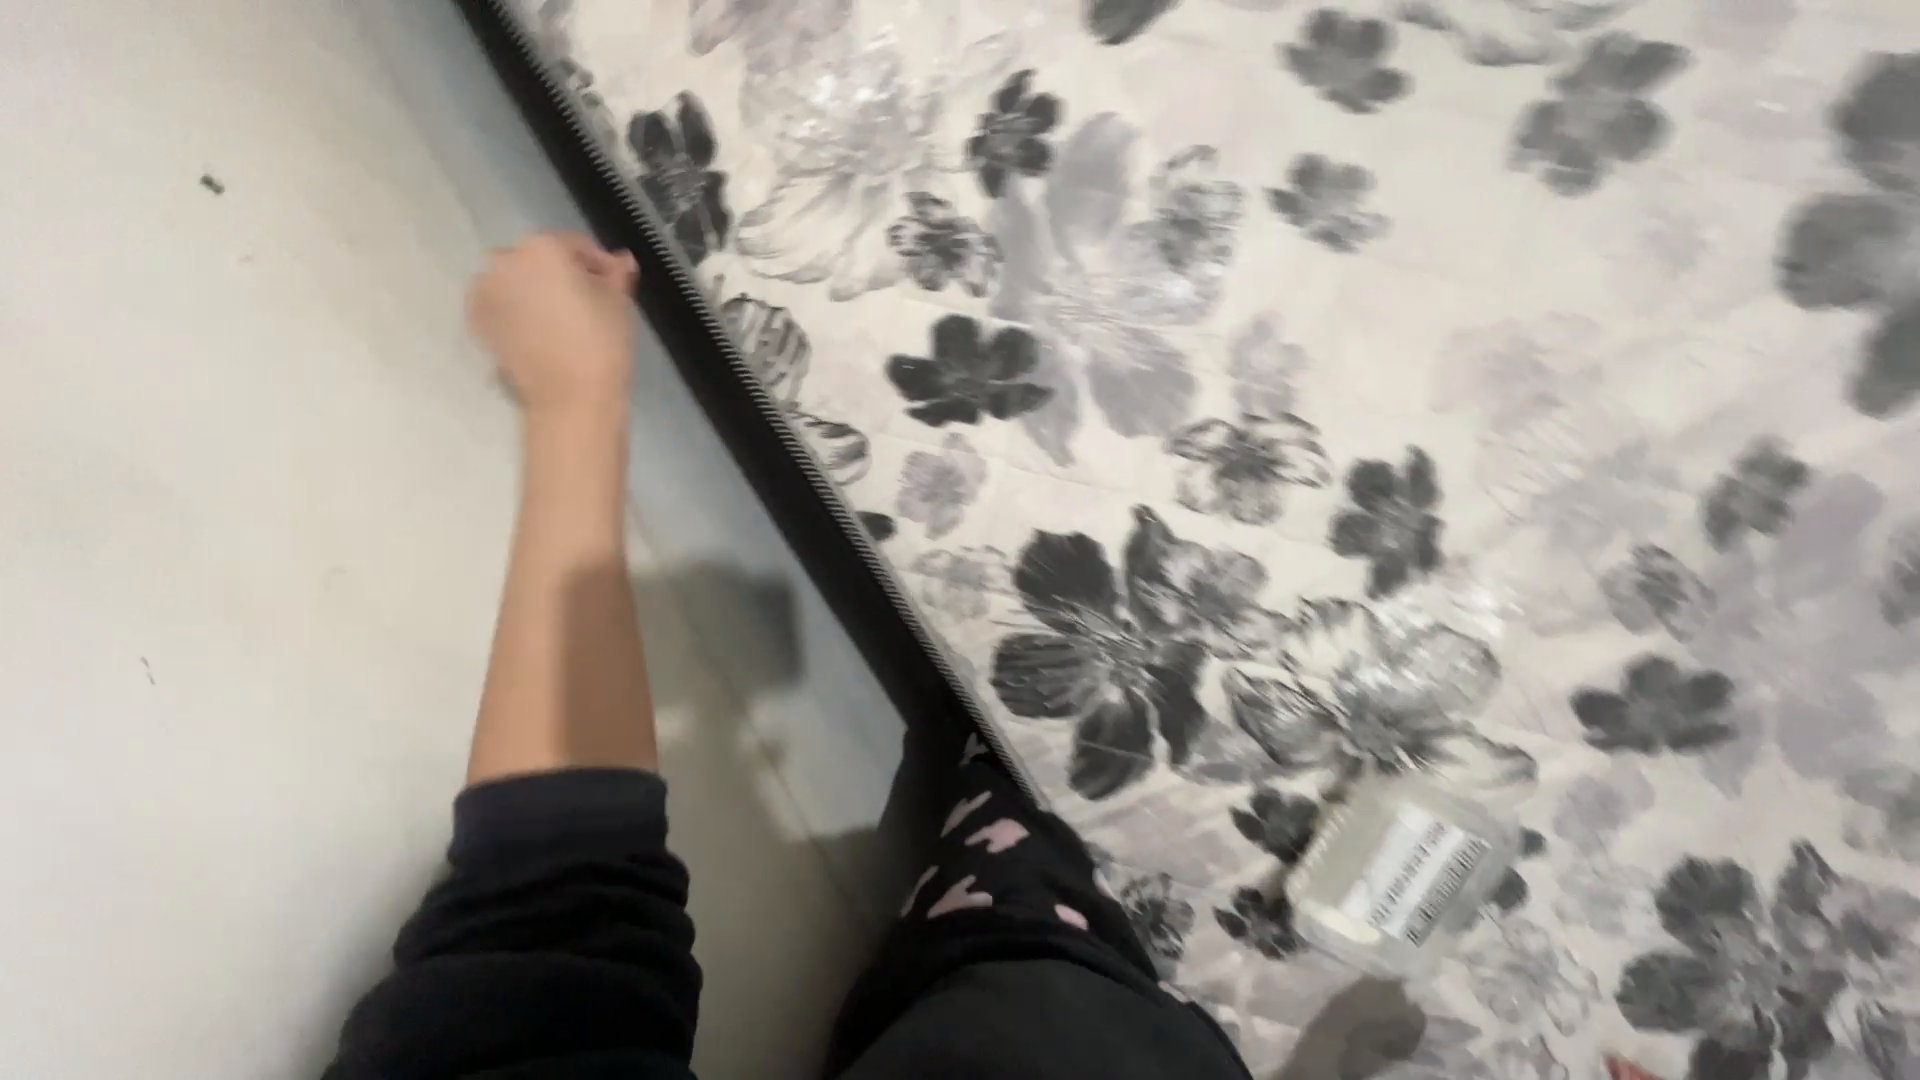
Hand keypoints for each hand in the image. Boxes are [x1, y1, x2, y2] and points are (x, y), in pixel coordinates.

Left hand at [468, 231, 638, 420]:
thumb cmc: (602, 344)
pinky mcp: (478, 321)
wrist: (570, 397)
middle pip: (539, 259)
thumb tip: (621, 259)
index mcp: (542, 248)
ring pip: (516, 281)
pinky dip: (518, 311)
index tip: (613, 284)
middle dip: (562, 275)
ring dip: (536, 291)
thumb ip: (616, 274)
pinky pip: (501, 305)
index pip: (575, 245)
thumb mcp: (618, 304)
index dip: (598, 263)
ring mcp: (485, 291)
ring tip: (561, 320)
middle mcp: (505, 260)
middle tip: (586, 303)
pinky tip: (540, 332)